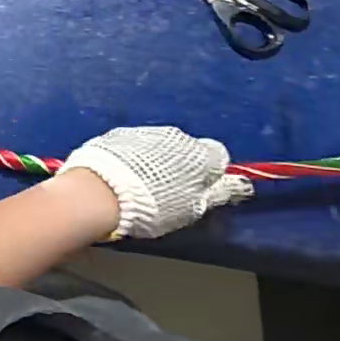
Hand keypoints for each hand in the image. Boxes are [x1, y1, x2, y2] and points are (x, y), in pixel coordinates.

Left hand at [55, 126, 252, 238]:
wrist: (98, 192)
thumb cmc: (152, 205)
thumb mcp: (192, 208)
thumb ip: (218, 194)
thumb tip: (240, 185)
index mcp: (200, 153)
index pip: (216, 156)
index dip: (208, 174)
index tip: (194, 190)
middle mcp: (172, 135)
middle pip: (182, 149)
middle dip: (176, 165)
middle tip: (161, 190)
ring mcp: (139, 132)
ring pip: (153, 145)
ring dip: (148, 160)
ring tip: (133, 184)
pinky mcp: (110, 135)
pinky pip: (126, 146)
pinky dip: (125, 157)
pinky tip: (114, 174)